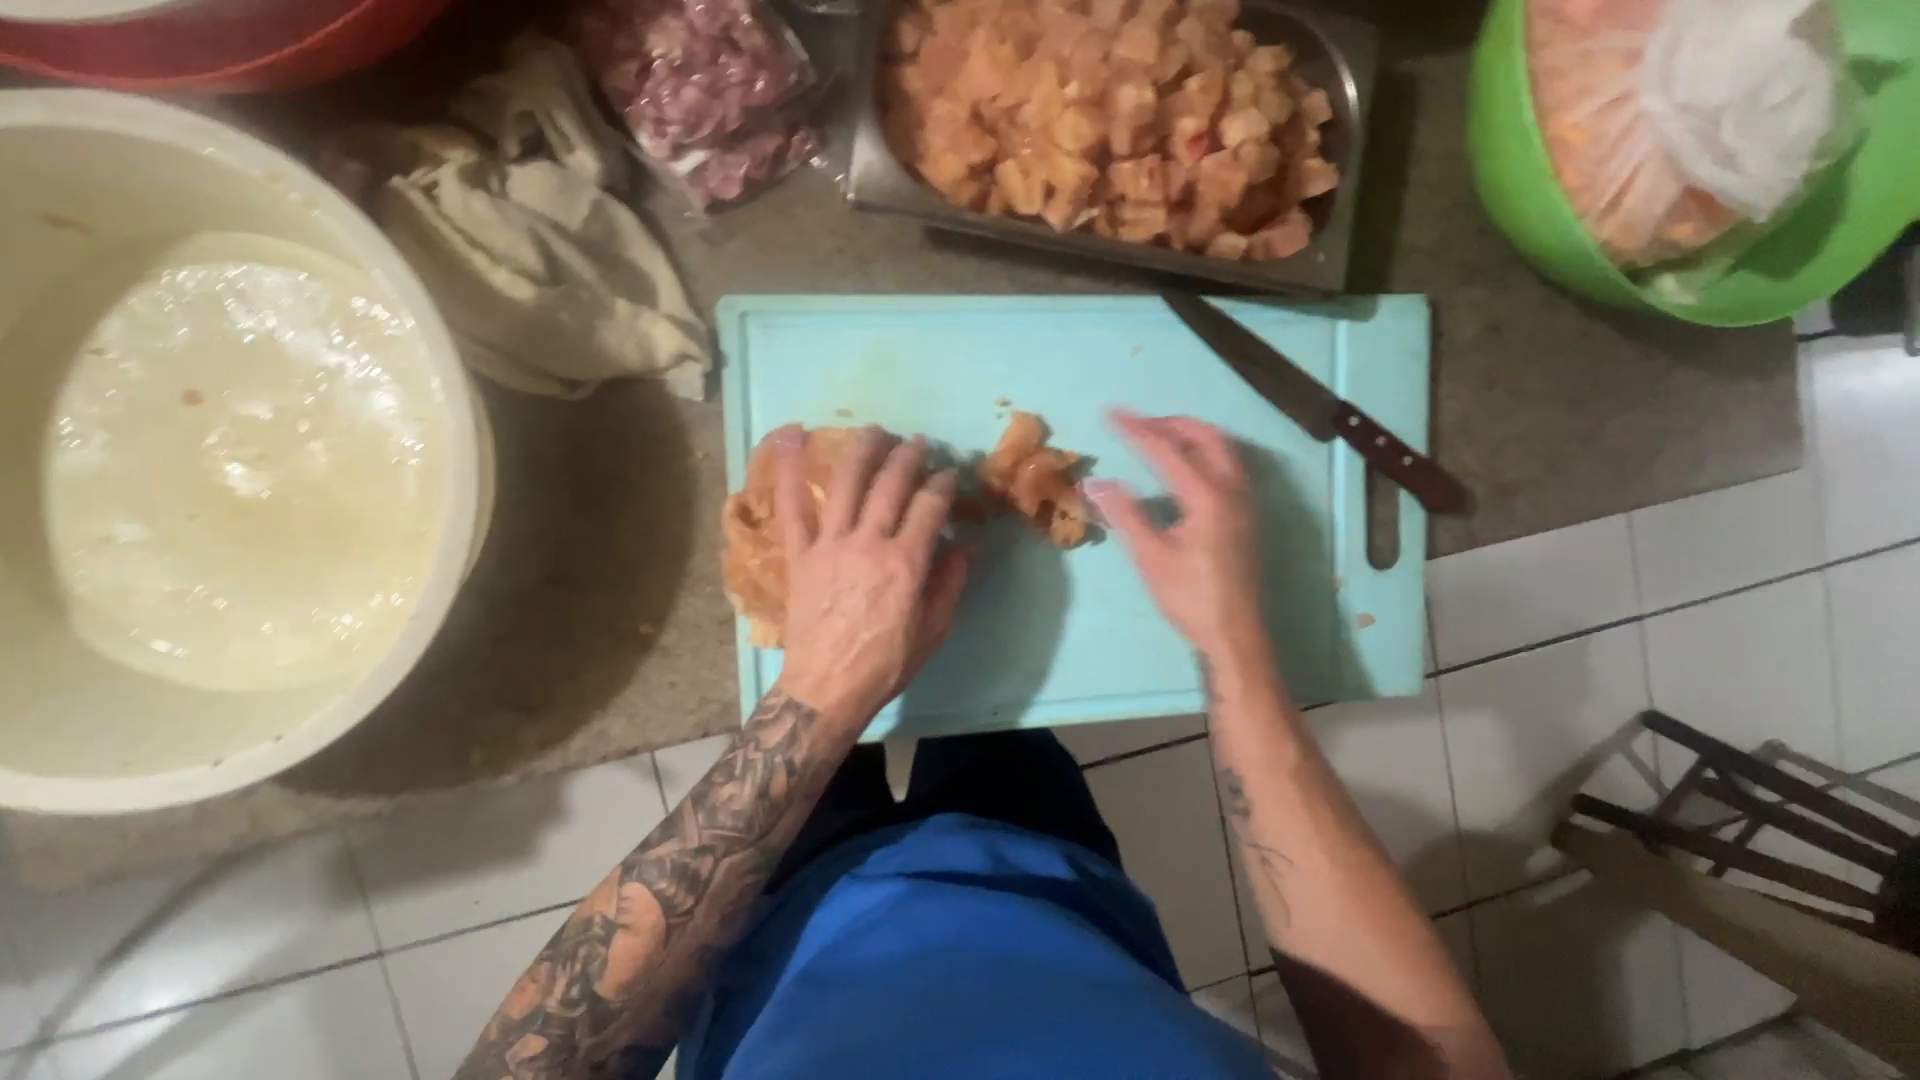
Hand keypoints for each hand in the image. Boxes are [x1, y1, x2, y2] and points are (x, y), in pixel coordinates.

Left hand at [773, 425, 970, 726]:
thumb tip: (966, 543)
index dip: (943, 483)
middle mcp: (868, 543)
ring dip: (862, 450)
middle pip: (891, 485)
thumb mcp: (934, 630)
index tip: (949, 474)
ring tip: (874, 430)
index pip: (930, 506)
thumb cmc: (886, 664)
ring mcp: (828, 544)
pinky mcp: (798, 554)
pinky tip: (791, 436)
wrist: (827, 689)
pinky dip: (788, 469)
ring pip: (846, 483)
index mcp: (906, 562)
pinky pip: (790, 506)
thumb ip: (951, 582)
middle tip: (917, 443)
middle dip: (908, 456)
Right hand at [1085, 411, 1265, 661]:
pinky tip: (1186, 467)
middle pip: (1205, 436)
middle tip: (1137, 424)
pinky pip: (1229, 464)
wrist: (1235, 633)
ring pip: (1223, 448)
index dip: (1136, 430)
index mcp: (1207, 497)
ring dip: (1190, 435)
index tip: (1110, 415)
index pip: (1167, 450)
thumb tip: (1095, 482)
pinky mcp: (1248, 514)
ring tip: (1159, 438)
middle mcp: (1233, 489)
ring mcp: (1246, 501)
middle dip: (1169, 424)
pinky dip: (1205, 451)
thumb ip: (1125, 514)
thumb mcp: (1150, 557)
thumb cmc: (1190, 598)